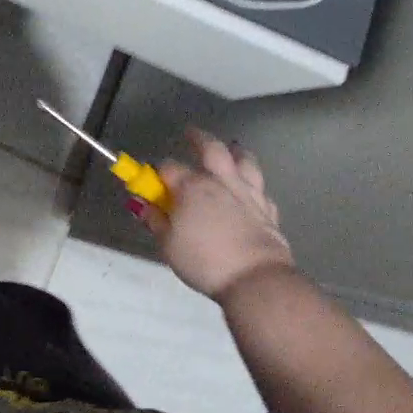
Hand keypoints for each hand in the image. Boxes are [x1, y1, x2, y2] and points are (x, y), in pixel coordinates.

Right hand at [136, 128, 294, 300]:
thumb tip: (144, 206)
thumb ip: (155, 221)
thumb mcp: (168, 245)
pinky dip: (254, 187)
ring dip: (236, 153)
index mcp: (192, 187)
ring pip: (245, 162)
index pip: (168, 168)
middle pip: (211, 149)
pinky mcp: (269, 212)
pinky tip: (251, 191)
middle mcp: (221, 182)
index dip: (157, 174)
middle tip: (191, 133)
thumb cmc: (204, 261)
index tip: (152, 184)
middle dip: (199, 138)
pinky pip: (261, 191)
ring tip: (232, 149)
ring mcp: (249, 195)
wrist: (256, 280)